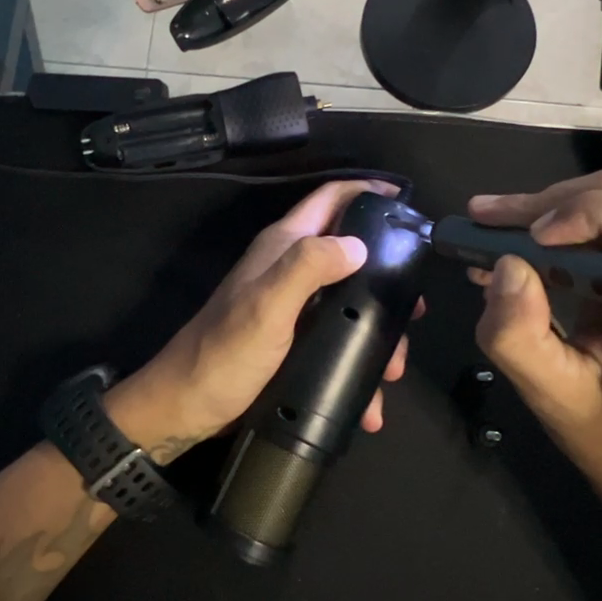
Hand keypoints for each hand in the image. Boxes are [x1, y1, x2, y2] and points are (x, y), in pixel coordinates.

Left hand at [108, 180, 414, 458]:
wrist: (187, 408)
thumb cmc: (224, 354)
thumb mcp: (268, 306)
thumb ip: (308, 267)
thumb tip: (359, 244)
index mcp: (283, 248)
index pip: (329, 199)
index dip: (368, 192)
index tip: (409, 207)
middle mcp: (290, 271)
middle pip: (352, 255)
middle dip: (387, 280)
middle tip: (414, 310)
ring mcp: (293, 310)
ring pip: (351, 307)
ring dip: (377, 337)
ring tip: (394, 370)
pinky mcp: (295, 345)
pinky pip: (338, 347)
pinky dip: (356, 370)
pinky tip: (371, 403)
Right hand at [467, 167, 601, 504]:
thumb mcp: (552, 396)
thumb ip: (520, 338)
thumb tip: (504, 266)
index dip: (596, 214)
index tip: (534, 239)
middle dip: (556, 203)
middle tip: (489, 219)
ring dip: (548, 206)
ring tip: (489, 224)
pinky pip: (600, 221)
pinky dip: (550, 222)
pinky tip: (504, 240)